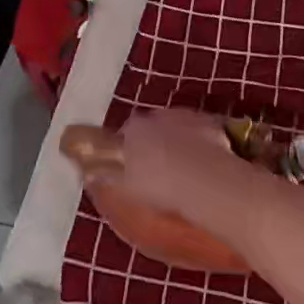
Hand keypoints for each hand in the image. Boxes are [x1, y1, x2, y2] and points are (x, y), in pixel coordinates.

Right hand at [93, 109, 244, 216]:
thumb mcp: (122, 188)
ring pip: (177, 128)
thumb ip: (105, 177)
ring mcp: (187, 117)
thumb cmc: (157, 187)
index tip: (130, 169)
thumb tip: (92, 173)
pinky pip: (201, 132)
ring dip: (177, 142)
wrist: (203, 180)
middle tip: (156, 171)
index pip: (124, 134)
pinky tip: (204, 164)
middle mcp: (159, 115)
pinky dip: (200, 143)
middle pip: (151, 128)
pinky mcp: (211, 124)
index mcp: (133, 128)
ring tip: (182, 170)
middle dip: (153, 144)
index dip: (127, 152)